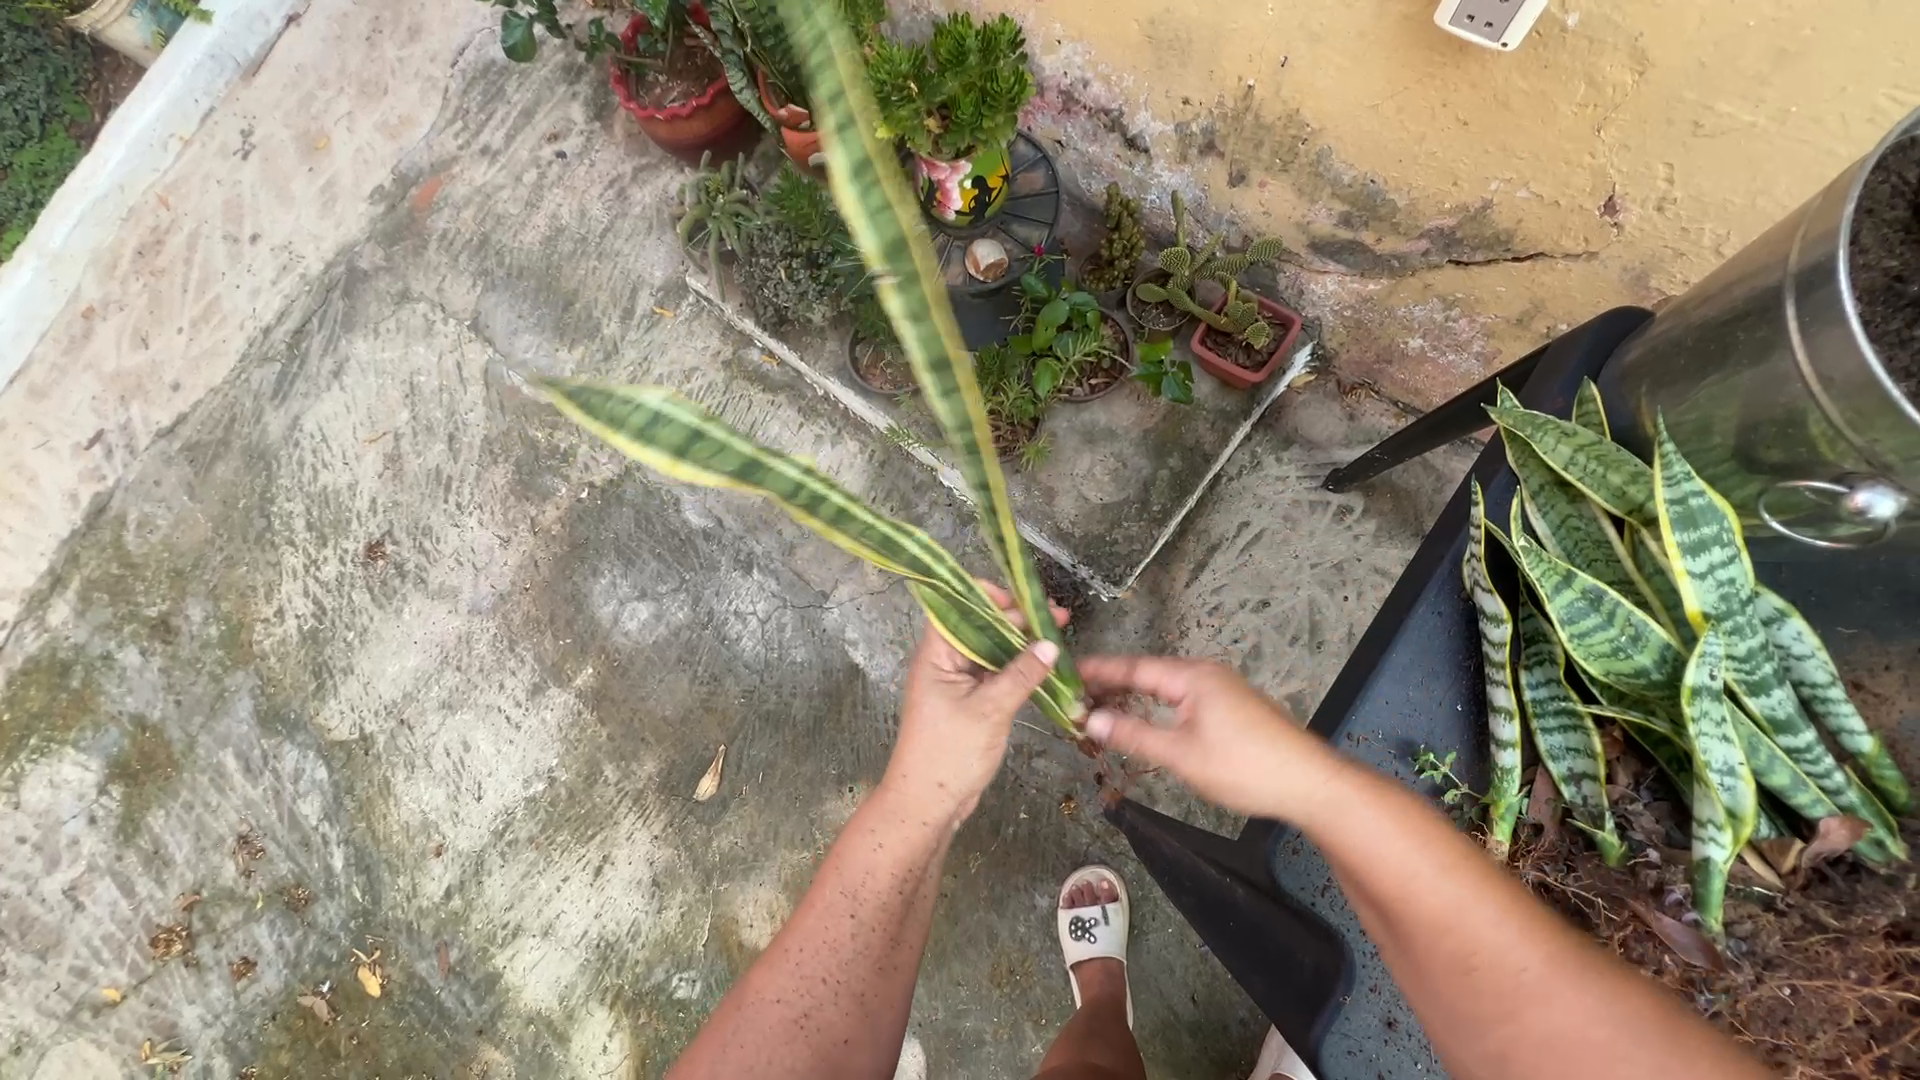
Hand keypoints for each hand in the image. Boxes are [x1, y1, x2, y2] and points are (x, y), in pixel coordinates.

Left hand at [883, 585, 1065, 830]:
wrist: (929, 805)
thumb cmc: (949, 754)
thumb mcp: (989, 711)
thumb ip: (1021, 675)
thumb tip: (1050, 644)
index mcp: (936, 655)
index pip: (958, 608)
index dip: (988, 596)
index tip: (1023, 599)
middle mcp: (945, 662)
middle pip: (980, 627)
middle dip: (1017, 619)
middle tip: (1057, 617)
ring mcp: (958, 683)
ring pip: (991, 651)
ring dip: (1021, 644)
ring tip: (1058, 637)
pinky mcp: (970, 702)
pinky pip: (995, 674)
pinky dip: (1018, 668)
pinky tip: (1045, 666)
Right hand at [1079, 656, 1345, 822]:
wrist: (1310, 784)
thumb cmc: (1245, 767)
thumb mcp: (1181, 755)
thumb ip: (1133, 735)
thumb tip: (1090, 720)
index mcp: (1192, 676)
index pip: (1133, 667)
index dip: (1099, 671)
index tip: (1068, 671)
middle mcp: (1205, 674)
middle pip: (1148, 674)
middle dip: (1112, 684)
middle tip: (1076, 695)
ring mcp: (1220, 689)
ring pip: (1164, 687)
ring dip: (1133, 696)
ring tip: (1100, 707)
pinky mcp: (1230, 706)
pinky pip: (1180, 697)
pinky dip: (1154, 705)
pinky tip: (1142, 718)